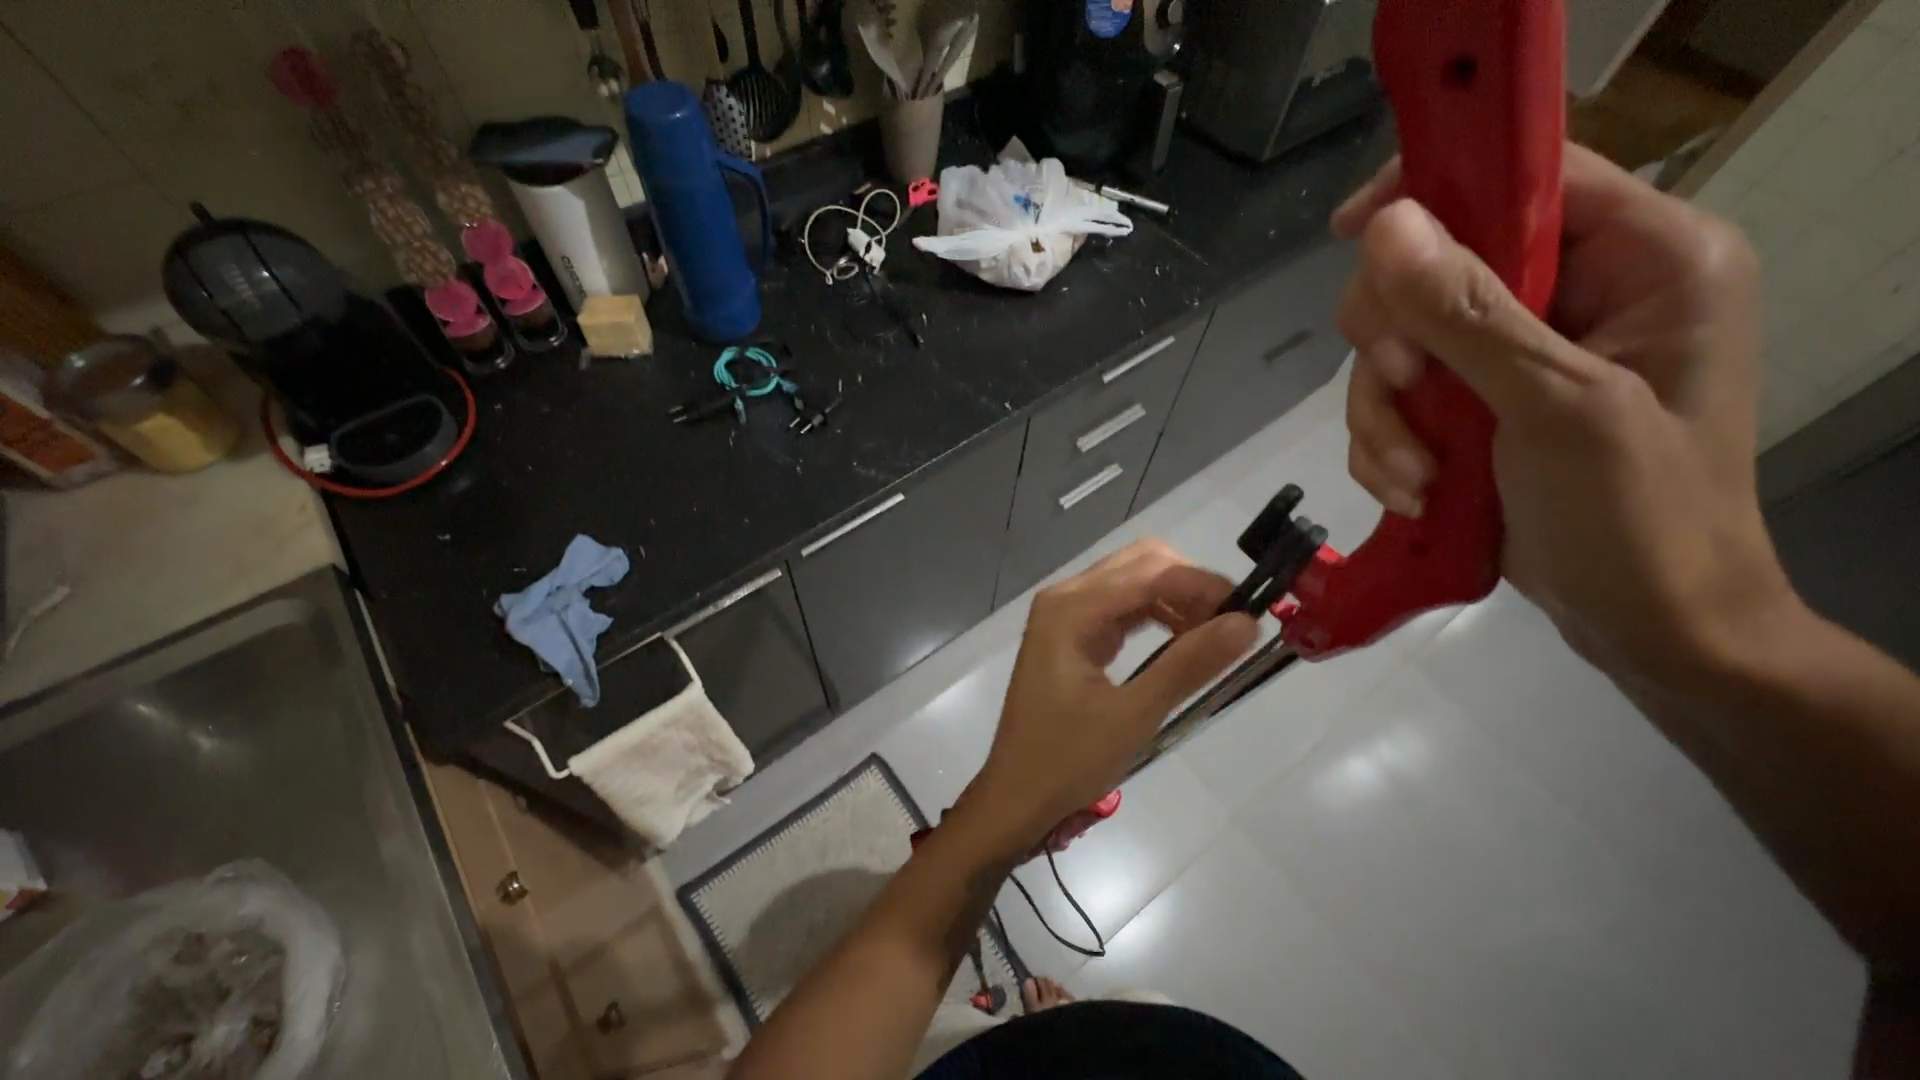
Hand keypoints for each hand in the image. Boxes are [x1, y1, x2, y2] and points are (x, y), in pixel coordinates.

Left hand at [952, 541, 1257, 852]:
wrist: (1017, 796)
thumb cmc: (1068, 760)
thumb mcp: (1134, 714)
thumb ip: (1189, 664)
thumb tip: (1246, 623)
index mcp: (1071, 609)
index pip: (1150, 572)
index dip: (1203, 584)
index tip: (1250, 612)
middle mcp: (1064, 598)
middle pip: (1141, 564)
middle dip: (1190, 586)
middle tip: (1231, 626)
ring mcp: (1064, 615)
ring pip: (1133, 582)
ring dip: (1177, 600)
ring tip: (1214, 639)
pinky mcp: (1071, 634)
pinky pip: (1121, 607)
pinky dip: (1156, 617)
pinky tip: (1184, 643)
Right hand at [1331, 144, 1798, 683]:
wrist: (1647, 626)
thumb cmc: (1640, 516)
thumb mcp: (1558, 408)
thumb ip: (1471, 315)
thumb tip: (1388, 226)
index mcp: (1647, 260)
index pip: (1527, 175)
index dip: (1435, 189)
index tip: (1351, 232)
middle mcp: (1582, 292)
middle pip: (1439, 263)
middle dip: (1398, 339)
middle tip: (1402, 391)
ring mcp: (1523, 354)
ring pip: (1403, 341)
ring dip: (1387, 413)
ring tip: (1414, 477)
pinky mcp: (1483, 406)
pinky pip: (1400, 398)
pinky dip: (1390, 445)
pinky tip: (1414, 492)